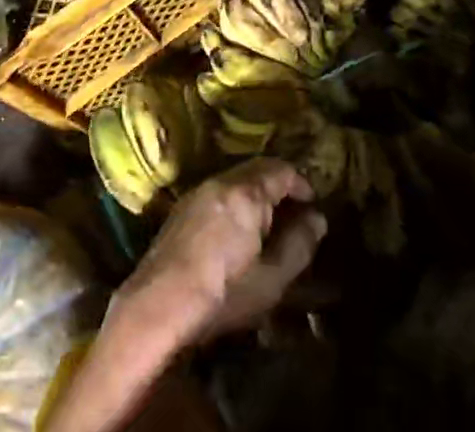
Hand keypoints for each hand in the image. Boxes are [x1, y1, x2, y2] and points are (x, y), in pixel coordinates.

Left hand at [113, 158, 329, 349]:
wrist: (158, 305)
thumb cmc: (223, 294)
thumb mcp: (273, 278)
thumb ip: (299, 244)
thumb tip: (316, 218)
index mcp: (246, 193)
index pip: (281, 169)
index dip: (301, 183)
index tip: (313, 203)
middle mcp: (220, 182)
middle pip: (256, 168)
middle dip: (278, 184)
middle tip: (294, 210)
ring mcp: (196, 193)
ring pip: (234, 179)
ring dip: (255, 192)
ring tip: (268, 221)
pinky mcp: (180, 209)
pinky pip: (217, 192)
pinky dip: (234, 200)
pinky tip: (237, 228)